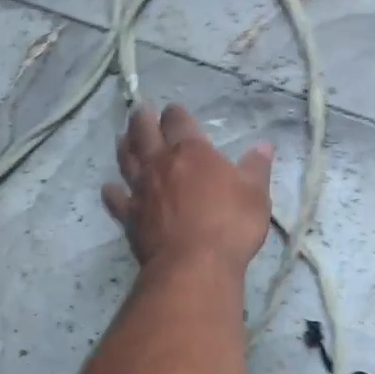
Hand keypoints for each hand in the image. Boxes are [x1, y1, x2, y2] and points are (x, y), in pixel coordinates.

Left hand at [101, 104, 274, 274]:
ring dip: (124, 146)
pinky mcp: (130, 216)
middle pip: (144, 134)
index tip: (174, 109)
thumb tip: (264, 145)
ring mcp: (141, 190)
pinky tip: (110, 188)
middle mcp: (161, 164)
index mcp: (193, 152)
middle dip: (142, 120)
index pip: (179, 123)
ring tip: (122, 137)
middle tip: (140, 110)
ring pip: (126, 161)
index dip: (177, 114)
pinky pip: (117, 199)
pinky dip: (113, 191)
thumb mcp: (256, 194)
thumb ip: (256, 167)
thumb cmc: (232, 224)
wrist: (195, 264)